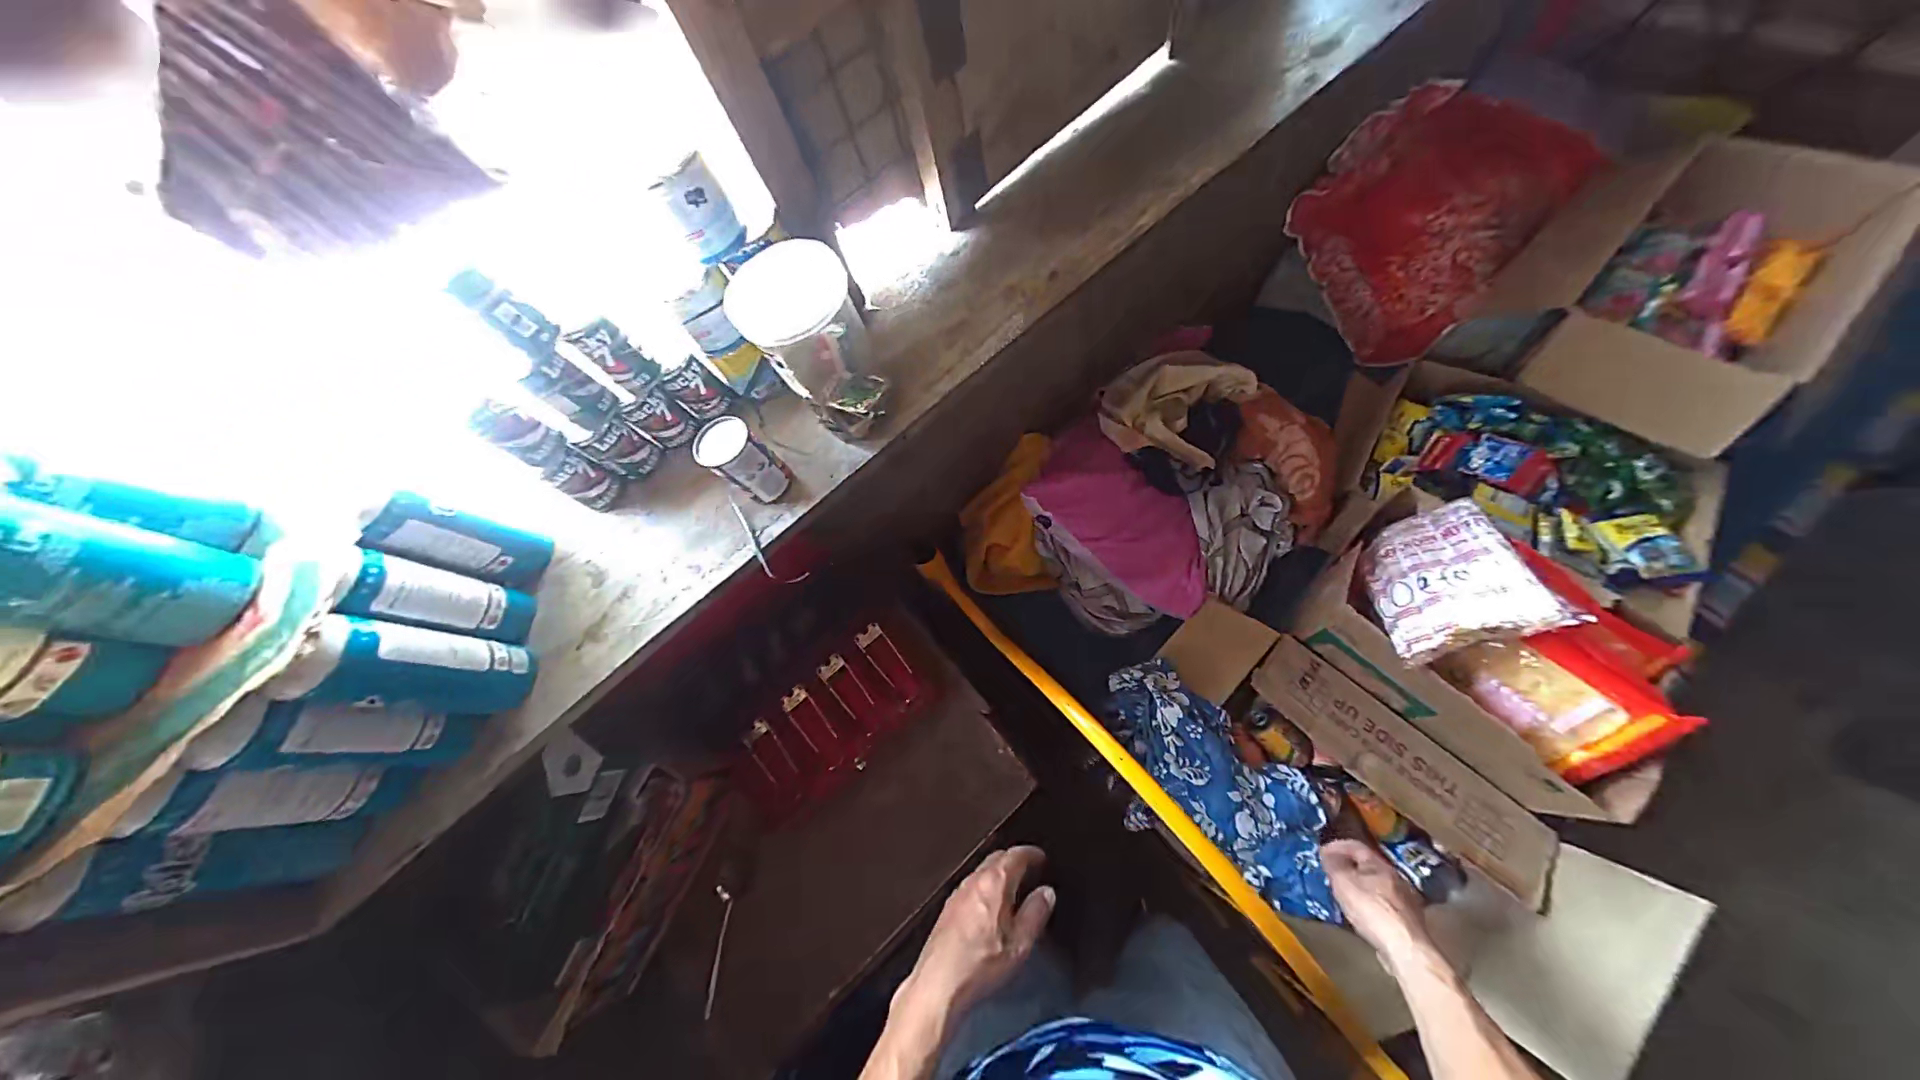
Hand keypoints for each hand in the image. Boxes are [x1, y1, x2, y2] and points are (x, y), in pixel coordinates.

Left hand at [895, 846, 1055, 1023]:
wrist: (939, 983)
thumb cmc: (979, 965)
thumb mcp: (1020, 943)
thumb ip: (1036, 913)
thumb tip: (1046, 894)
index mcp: (994, 882)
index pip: (1016, 854)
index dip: (1032, 853)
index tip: (1040, 857)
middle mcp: (973, 881)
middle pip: (997, 857)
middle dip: (1014, 860)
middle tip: (1029, 870)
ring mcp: (957, 893)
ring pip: (982, 871)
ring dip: (998, 873)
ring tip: (1012, 889)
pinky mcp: (947, 908)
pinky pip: (970, 887)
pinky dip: (984, 888)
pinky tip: (989, 908)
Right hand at [1321, 839, 1433, 963]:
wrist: (1406, 948)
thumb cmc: (1370, 909)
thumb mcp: (1343, 882)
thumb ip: (1334, 864)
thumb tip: (1328, 852)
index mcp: (1379, 865)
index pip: (1356, 846)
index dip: (1337, 846)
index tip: (1322, 852)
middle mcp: (1396, 878)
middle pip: (1369, 865)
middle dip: (1350, 866)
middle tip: (1333, 872)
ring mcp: (1406, 900)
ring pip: (1378, 885)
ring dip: (1361, 885)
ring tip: (1346, 893)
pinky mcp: (1409, 921)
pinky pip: (1384, 904)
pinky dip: (1371, 902)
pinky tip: (1364, 913)